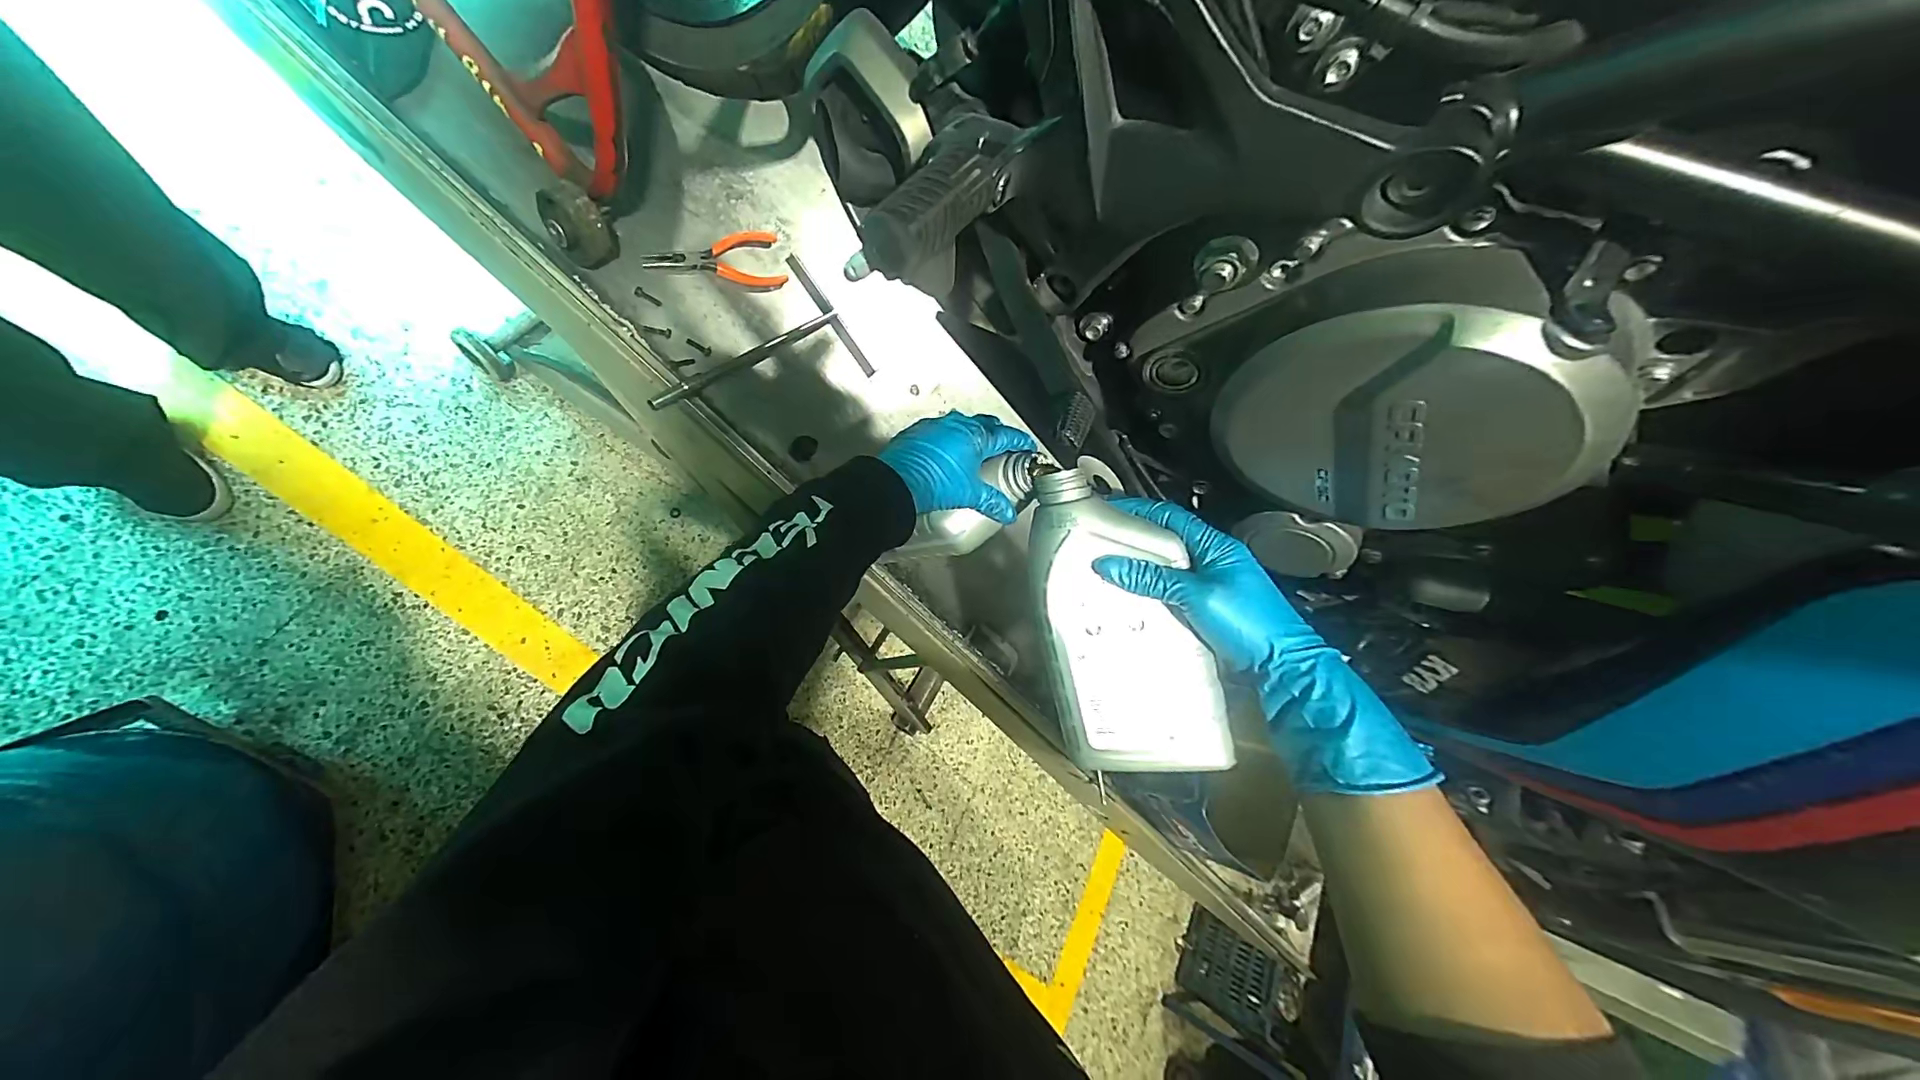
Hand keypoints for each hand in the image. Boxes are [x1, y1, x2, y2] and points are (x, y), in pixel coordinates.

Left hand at [877, 411, 1037, 522]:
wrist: (897, 484)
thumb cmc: (932, 483)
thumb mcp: (970, 494)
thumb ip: (992, 502)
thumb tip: (1006, 512)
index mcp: (977, 436)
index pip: (1006, 435)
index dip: (1019, 440)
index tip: (1025, 444)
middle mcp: (957, 425)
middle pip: (985, 425)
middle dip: (997, 434)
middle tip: (1004, 445)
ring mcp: (936, 426)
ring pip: (962, 424)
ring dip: (971, 434)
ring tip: (975, 449)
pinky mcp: (918, 431)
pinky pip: (940, 430)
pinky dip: (949, 438)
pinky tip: (947, 452)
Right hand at [1092, 498, 1439, 795]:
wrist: (1283, 670)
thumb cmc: (1253, 626)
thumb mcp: (1197, 595)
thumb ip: (1153, 578)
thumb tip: (1108, 563)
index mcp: (1217, 548)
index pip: (1171, 517)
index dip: (1138, 510)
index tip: (1108, 509)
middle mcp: (1213, 564)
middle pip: (1166, 544)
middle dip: (1133, 541)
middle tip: (1100, 542)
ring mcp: (1210, 589)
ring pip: (1166, 572)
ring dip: (1139, 571)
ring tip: (1107, 572)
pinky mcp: (1206, 614)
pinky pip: (1170, 597)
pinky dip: (1149, 596)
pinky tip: (1130, 603)